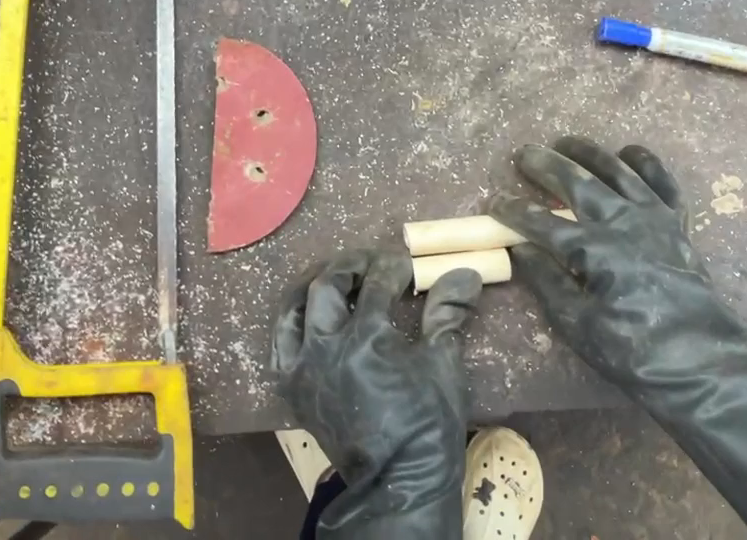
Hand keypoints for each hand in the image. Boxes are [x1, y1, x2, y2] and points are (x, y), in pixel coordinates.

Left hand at [271, 249, 479, 537]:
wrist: (397, 483)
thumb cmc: (426, 423)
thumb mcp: (442, 364)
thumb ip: (447, 312)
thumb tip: (465, 272)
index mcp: (365, 340)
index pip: (375, 285)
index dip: (391, 269)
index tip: (406, 266)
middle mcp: (325, 347)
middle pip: (327, 285)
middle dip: (350, 266)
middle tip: (371, 263)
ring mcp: (302, 368)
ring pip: (295, 307)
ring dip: (314, 285)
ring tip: (335, 277)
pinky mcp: (292, 387)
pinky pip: (281, 341)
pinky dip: (293, 318)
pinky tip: (310, 311)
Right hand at [492, 136, 746, 539]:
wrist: (707, 362)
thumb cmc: (636, 350)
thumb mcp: (579, 326)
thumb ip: (548, 282)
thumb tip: (521, 249)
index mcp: (593, 249)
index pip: (541, 223)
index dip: (515, 212)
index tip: (495, 205)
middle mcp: (621, 222)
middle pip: (577, 183)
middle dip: (546, 166)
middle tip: (523, 154)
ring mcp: (652, 218)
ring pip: (616, 171)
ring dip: (588, 152)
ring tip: (565, 141)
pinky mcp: (675, 224)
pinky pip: (661, 182)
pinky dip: (644, 162)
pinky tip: (628, 152)